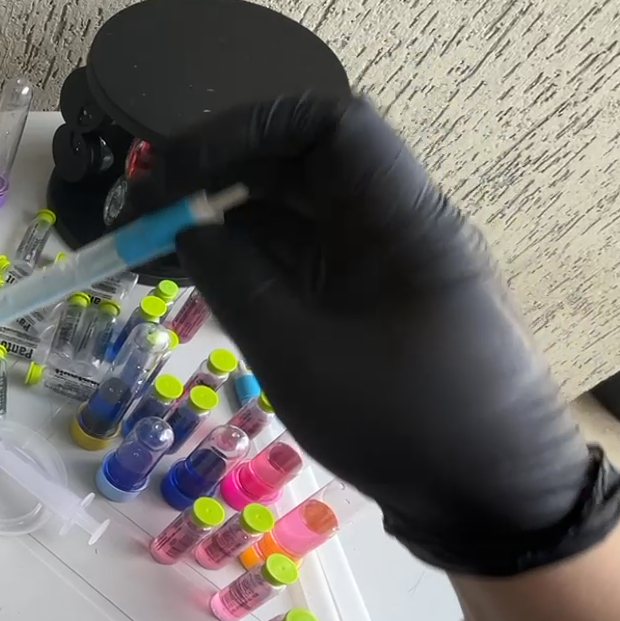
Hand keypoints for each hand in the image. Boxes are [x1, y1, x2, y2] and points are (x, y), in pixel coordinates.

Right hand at [158, 95, 619, 575]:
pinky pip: (278, 255)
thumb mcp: (298, 353)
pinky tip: (174, 274)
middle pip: (288, 166)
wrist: (484, 493)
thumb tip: (183, 228)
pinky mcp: (345, 294)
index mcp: (396, 219)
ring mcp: (362, 260)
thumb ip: (233, 281)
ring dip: (206, 220)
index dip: (242, 130)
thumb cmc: (401, 420)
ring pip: (275, 212)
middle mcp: (380, 223)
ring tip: (138, 248)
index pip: (325, 127)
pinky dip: (224, 257)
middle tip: (135, 210)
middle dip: (206, 175)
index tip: (173, 169)